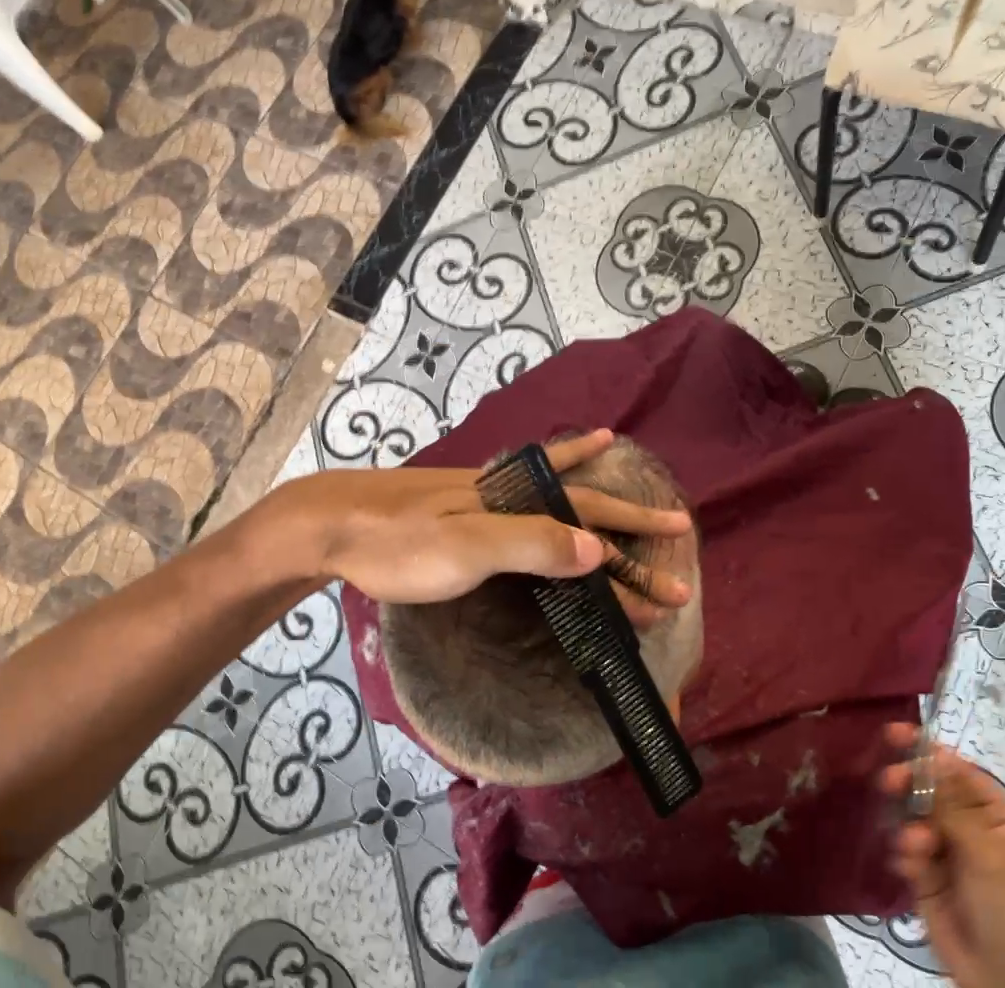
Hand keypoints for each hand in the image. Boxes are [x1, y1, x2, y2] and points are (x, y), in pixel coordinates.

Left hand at [264, 429, 693, 617]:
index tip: (680, 557)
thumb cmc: (395, 543)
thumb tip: (598, 550)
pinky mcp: (458, 505)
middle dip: (627, 517)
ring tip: (607, 448)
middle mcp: (507, 491)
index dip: (636, 539)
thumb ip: (530, 546)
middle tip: (673, 523)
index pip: (594, 518)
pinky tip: (530, 469)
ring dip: (584, 475)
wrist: (324, 522)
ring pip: (549, 485)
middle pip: (581, 500)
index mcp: (516, 503)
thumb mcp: (465, 550)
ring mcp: (480, 494)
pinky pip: (517, 487)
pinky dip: (536, 475)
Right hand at [879, 728, 1004, 987]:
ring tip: (912, 845)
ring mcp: (949, 856)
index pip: (962, 774)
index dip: (931, 753)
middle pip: (933, 793)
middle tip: (889, 782)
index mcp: (1000, 820)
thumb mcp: (987, 853)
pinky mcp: (927, 881)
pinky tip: (909, 866)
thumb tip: (934, 754)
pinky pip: (908, 853)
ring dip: (909, 826)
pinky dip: (905, 853)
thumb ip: (952, 805)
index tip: (897, 734)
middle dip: (911, 787)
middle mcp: (973, 832)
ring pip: (915, 820)